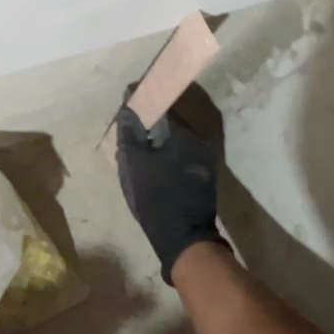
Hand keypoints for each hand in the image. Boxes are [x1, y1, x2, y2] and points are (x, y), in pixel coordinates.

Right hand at [114, 89, 227, 283]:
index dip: (144, 101)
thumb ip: (130, 134)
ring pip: (178, 137)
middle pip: (172, 121)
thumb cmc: (155, 197)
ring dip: (161, 135)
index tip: (129, 97)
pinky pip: (183, 152)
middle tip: (132, 120)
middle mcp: (199, 141)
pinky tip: (155, 158)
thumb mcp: (133, 164)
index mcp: (183, 134)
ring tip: (141, 140)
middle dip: (152, 118)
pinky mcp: (205, 173)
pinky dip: (169, 150)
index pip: (162, 106)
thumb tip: (128, 108)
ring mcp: (205, 158)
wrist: (183, 236)